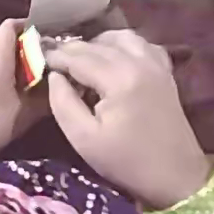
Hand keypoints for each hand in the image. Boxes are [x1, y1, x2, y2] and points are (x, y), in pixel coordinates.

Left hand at [0, 19, 47, 154]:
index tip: (50, 39)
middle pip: (6, 38)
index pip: (13, 25)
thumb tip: (67, 83)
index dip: (32, 27)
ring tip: (36, 74)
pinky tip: (17, 87)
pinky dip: (4, 69)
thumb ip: (48, 93)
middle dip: (28, 45)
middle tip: (48, 59)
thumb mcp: (28, 109)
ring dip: (16, 59)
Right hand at [45, 30, 211, 207]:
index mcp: (119, 78)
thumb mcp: (83, 138)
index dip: (54, 57)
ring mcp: (156, 64)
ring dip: (96, 43)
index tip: (37, 61)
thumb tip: (54, 75)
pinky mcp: (164, 71)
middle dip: (71, 50)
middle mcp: (139, 62)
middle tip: (51, 62)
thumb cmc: (125, 161)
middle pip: (97, 44)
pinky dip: (121, 45)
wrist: (176, 177)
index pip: (78, 56)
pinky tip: (111, 59)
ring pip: (120, 37)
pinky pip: (141, 44)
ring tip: (80, 60)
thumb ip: (63, 102)